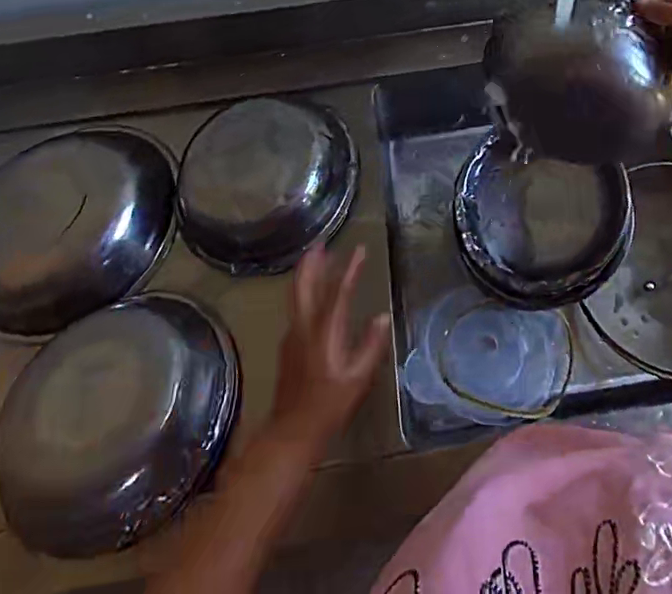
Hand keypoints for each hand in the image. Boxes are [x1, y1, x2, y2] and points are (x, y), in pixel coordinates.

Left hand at [271, 246, 391, 451]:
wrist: (293, 429)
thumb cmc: (330, 405)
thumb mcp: (359, 378)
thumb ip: (371, 345)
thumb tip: (382, 316)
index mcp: (326, 331)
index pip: (338, 291)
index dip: (349, 268)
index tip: (360, 249)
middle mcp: (305, 326)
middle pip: (306, 285)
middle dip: (314, 262)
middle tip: (322, 242)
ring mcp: (293, 334)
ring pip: (297, 294)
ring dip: (306, 273)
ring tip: (316, 257)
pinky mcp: (288, 344)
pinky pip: (296, 307)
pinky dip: (304, 290)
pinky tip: (311, 293)